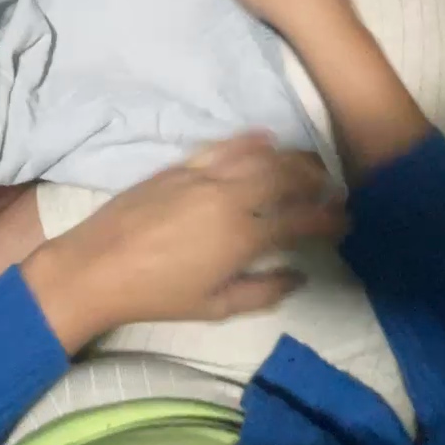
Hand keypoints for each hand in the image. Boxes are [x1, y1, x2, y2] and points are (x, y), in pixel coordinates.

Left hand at [19, 134, 344, 352]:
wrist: (99, 264)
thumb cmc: (159, 293)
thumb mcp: (216, 306)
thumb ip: (264, 290)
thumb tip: (299, 274)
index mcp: (241, 236)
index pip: (298, 220)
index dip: (327, 218)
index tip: (345, 217)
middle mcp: (226, 197)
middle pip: (282, 175)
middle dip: (313, 177)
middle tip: (330, 183)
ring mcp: (200, 176)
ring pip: (254, 155)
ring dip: (285, 155)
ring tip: (305, 160)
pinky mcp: (177, 166)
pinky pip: (219, 146)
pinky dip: (246, 141)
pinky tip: (262, 138)